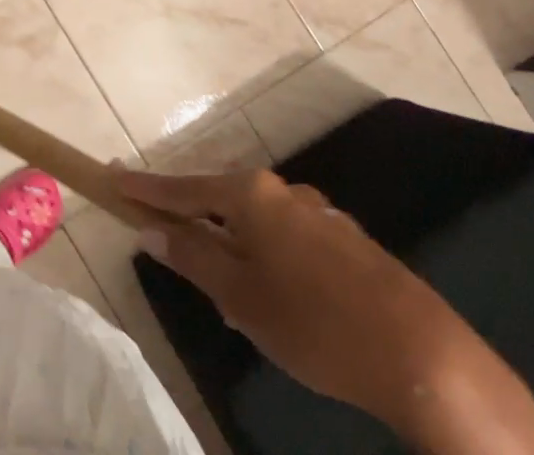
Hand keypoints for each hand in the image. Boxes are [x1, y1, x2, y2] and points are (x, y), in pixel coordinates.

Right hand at [119, 168, 533, 452]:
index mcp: (252, 196)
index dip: (144, 188)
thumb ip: (193, 257)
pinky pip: (289, 240)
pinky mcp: (349, 243)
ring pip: (257, 223)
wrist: (422, 357)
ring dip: (232, 245)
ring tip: (223, 291)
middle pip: (221, 198)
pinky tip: (274, 300)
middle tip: (163, 242)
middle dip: (192, 219)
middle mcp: (287, 193)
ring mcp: (323, 215)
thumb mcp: (239, 296)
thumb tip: (153, 230)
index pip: (182, 187)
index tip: (112, 177)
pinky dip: (266, 257)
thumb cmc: (313, 323)